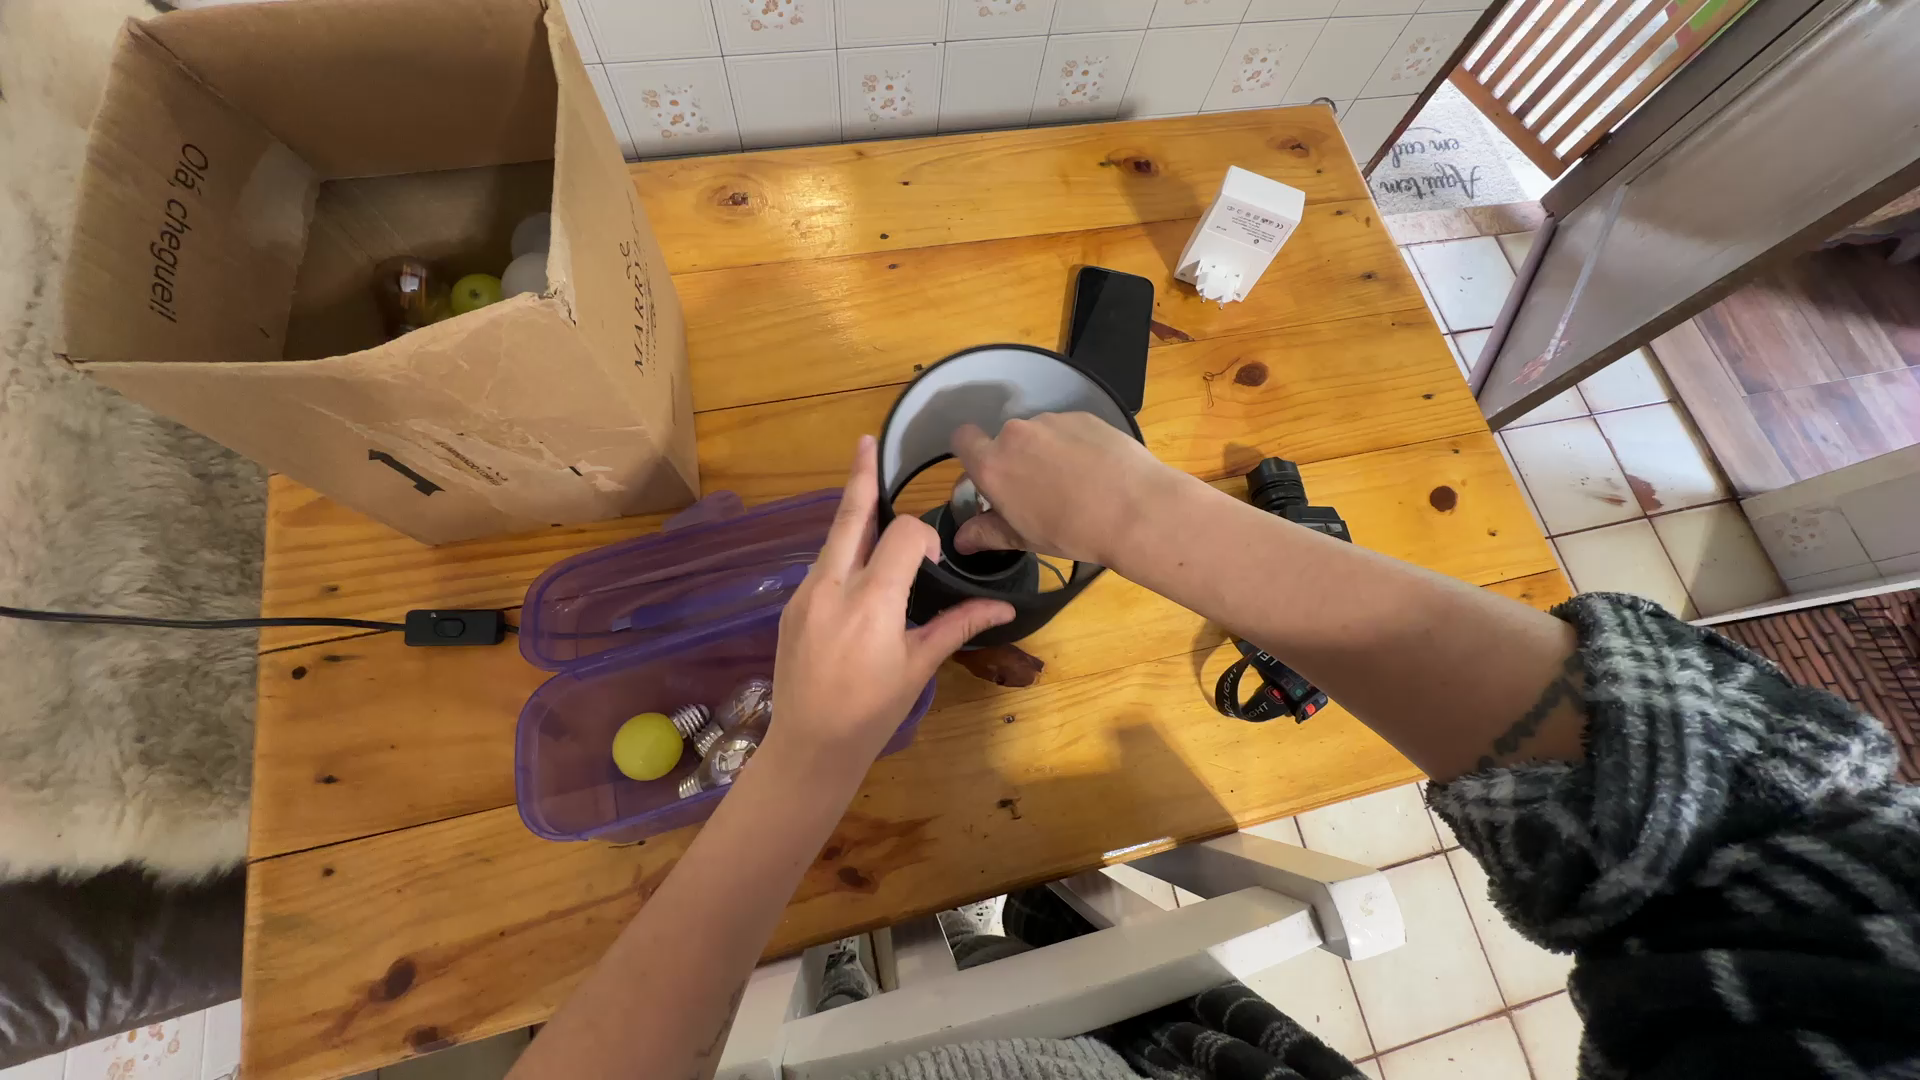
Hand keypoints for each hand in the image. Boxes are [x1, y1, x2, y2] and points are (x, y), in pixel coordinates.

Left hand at [766, 436, 1014, 772]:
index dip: (925, 536)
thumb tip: (1005, 607)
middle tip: (866, 441)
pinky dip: (843, 552)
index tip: (936, 560)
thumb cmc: (872, 711)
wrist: (809, 745)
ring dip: (854, 516)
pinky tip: (856, 563)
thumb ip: (958, 626)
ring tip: (868, 491)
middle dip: (860, 477)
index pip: (903, 535)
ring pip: (832, 540)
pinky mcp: (791, 606)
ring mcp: (804, 594)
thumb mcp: (919, 666)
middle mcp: (832, 586)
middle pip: (850, 517)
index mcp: (870, 602)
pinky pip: (821, 565)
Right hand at [949, 412, 1191, 565]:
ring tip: (1074, 482)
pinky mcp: (1083, 416)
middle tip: (1037, 491)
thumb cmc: (1072, 531)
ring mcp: (1051, 421)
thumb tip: (961, 540)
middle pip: (1004, 440)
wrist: (1135, 509)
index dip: (971, 453)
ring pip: (1038, 434)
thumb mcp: (1025, 538)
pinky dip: (1074, 445)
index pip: (962, 439)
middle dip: (1016, 461)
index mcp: (992, 465)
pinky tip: (1096, 470)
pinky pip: (1067, 429)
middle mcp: (1015, 434)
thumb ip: (987, 533)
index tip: (988, 474)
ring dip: (1046, 452)